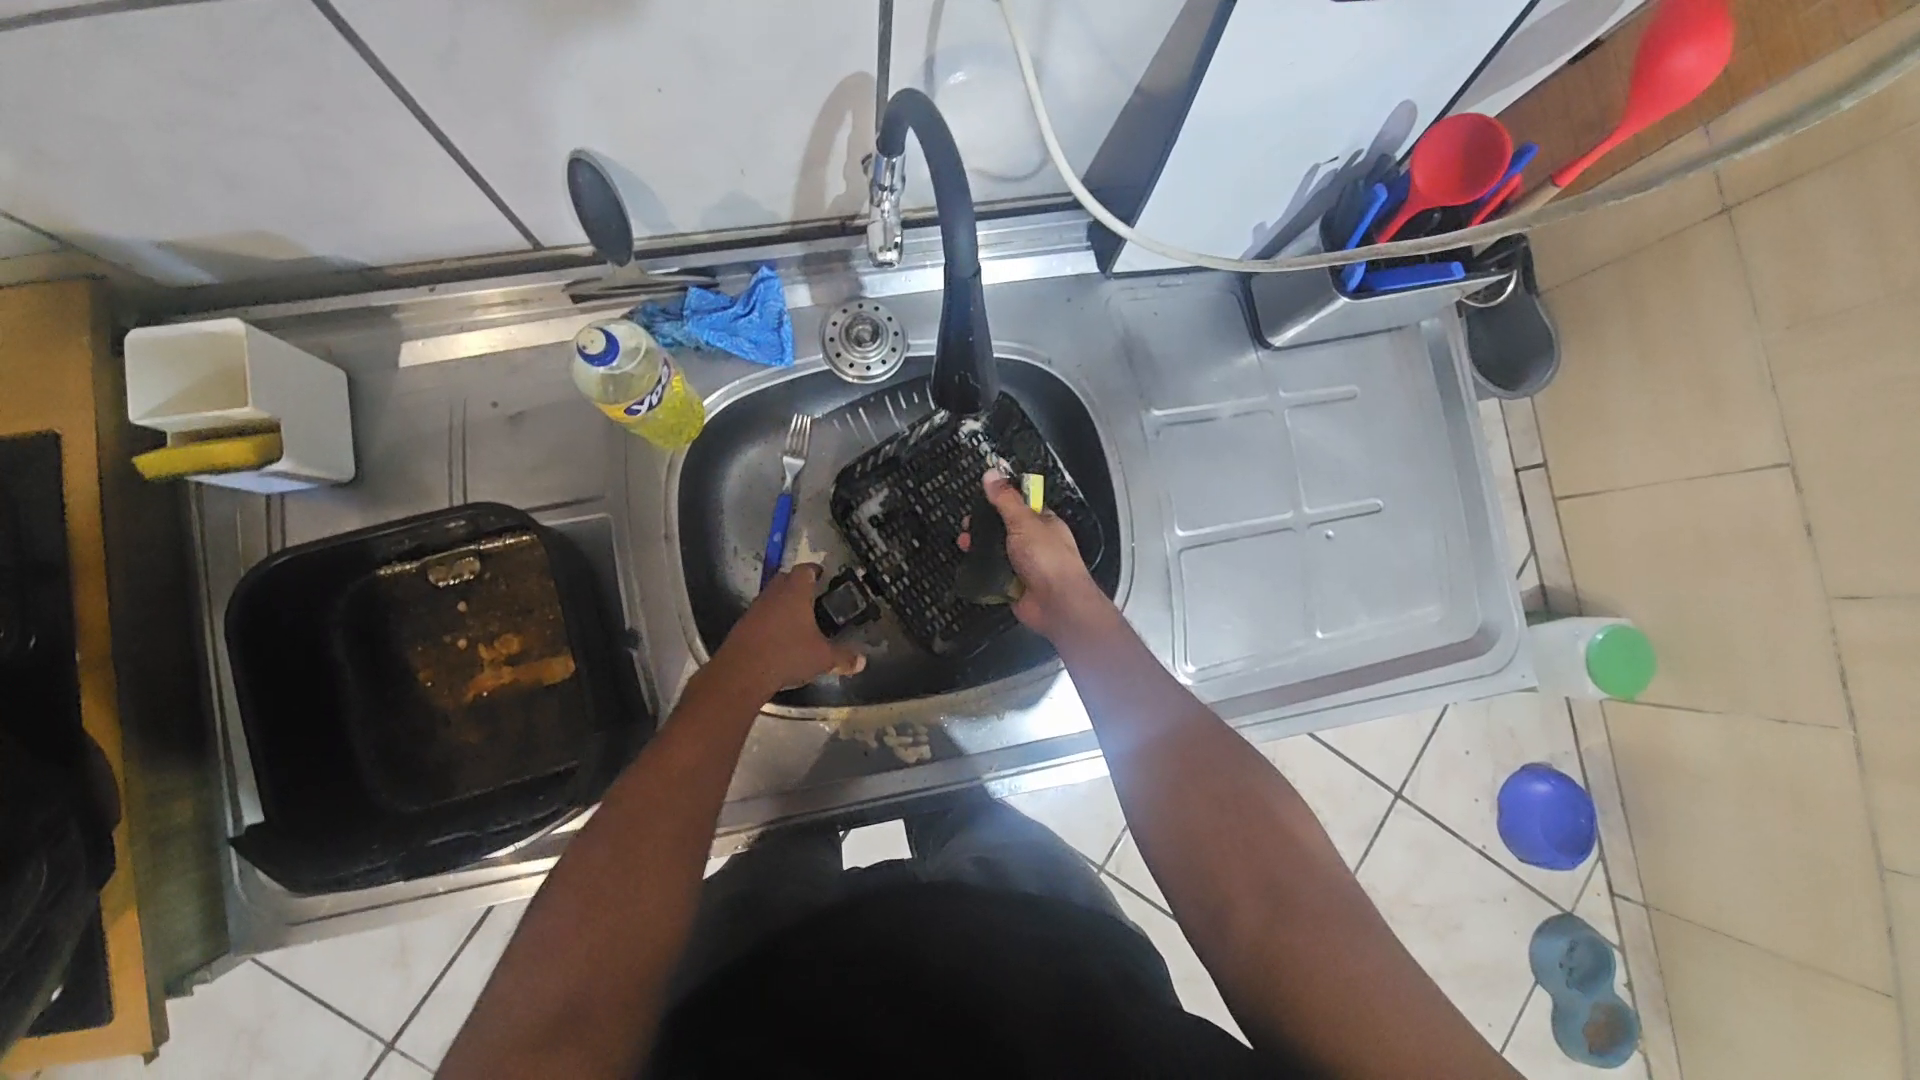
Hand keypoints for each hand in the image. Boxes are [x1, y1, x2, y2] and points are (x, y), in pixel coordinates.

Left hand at [712, 564, 864, 693]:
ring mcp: (755, 609)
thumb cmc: (788, 655)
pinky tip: (780, 638)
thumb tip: (862, 661)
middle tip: (814, 597)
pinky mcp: (742, 625)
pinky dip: (771, 621)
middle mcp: (773, 594)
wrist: (742, 673)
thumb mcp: (823, 658)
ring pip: (771, 597)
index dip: (815, 570)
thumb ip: (843, 657)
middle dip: (799, 585)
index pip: (805, 570)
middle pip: (785, 579)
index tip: (823, 576)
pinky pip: (761, 615)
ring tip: (799, 619)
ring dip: (783, 603)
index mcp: (795, 592)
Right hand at [959, 470, 1110, 640]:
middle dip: (984, 525)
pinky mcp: (1013, 584)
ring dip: (980, 547)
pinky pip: (993, 574)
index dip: (1001, 498)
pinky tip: (969, 564)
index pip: (1021, 504)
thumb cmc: (1048, 559)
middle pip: (1004, 528)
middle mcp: (1034, 542)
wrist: (1057, 604)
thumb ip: (1006, 499)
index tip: (980, 495)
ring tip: (963, 543)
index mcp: (1043, 522)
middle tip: (966, 524)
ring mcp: (1024, 565)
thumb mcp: (1024, 522)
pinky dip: (982, 570)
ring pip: (997, 551)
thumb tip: (992, 473)